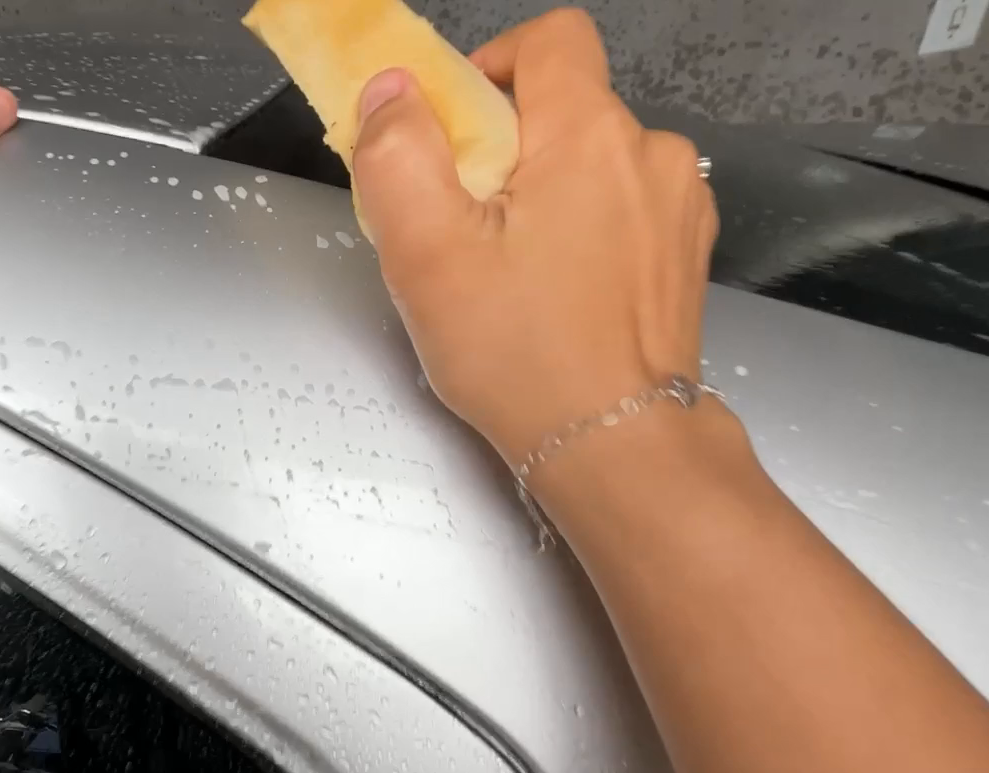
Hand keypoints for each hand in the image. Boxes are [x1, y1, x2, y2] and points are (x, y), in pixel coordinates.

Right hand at [350, 9, 718, 466]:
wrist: (606, 436)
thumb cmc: (514, 350)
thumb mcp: (426, 255)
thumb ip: (398, 159)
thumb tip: (388, 90)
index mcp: (586, 137)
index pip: (548, 41)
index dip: (486, 69)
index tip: (446, 132)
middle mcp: (648, 153)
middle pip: (562, 110)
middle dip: (499, 153)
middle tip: (453, 229)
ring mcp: (675, 204)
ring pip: (588, 165)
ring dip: (536, 195)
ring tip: (498, 271)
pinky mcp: (680, 252)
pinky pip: (616, 210)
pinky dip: (573, 231)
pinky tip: (546, 292)